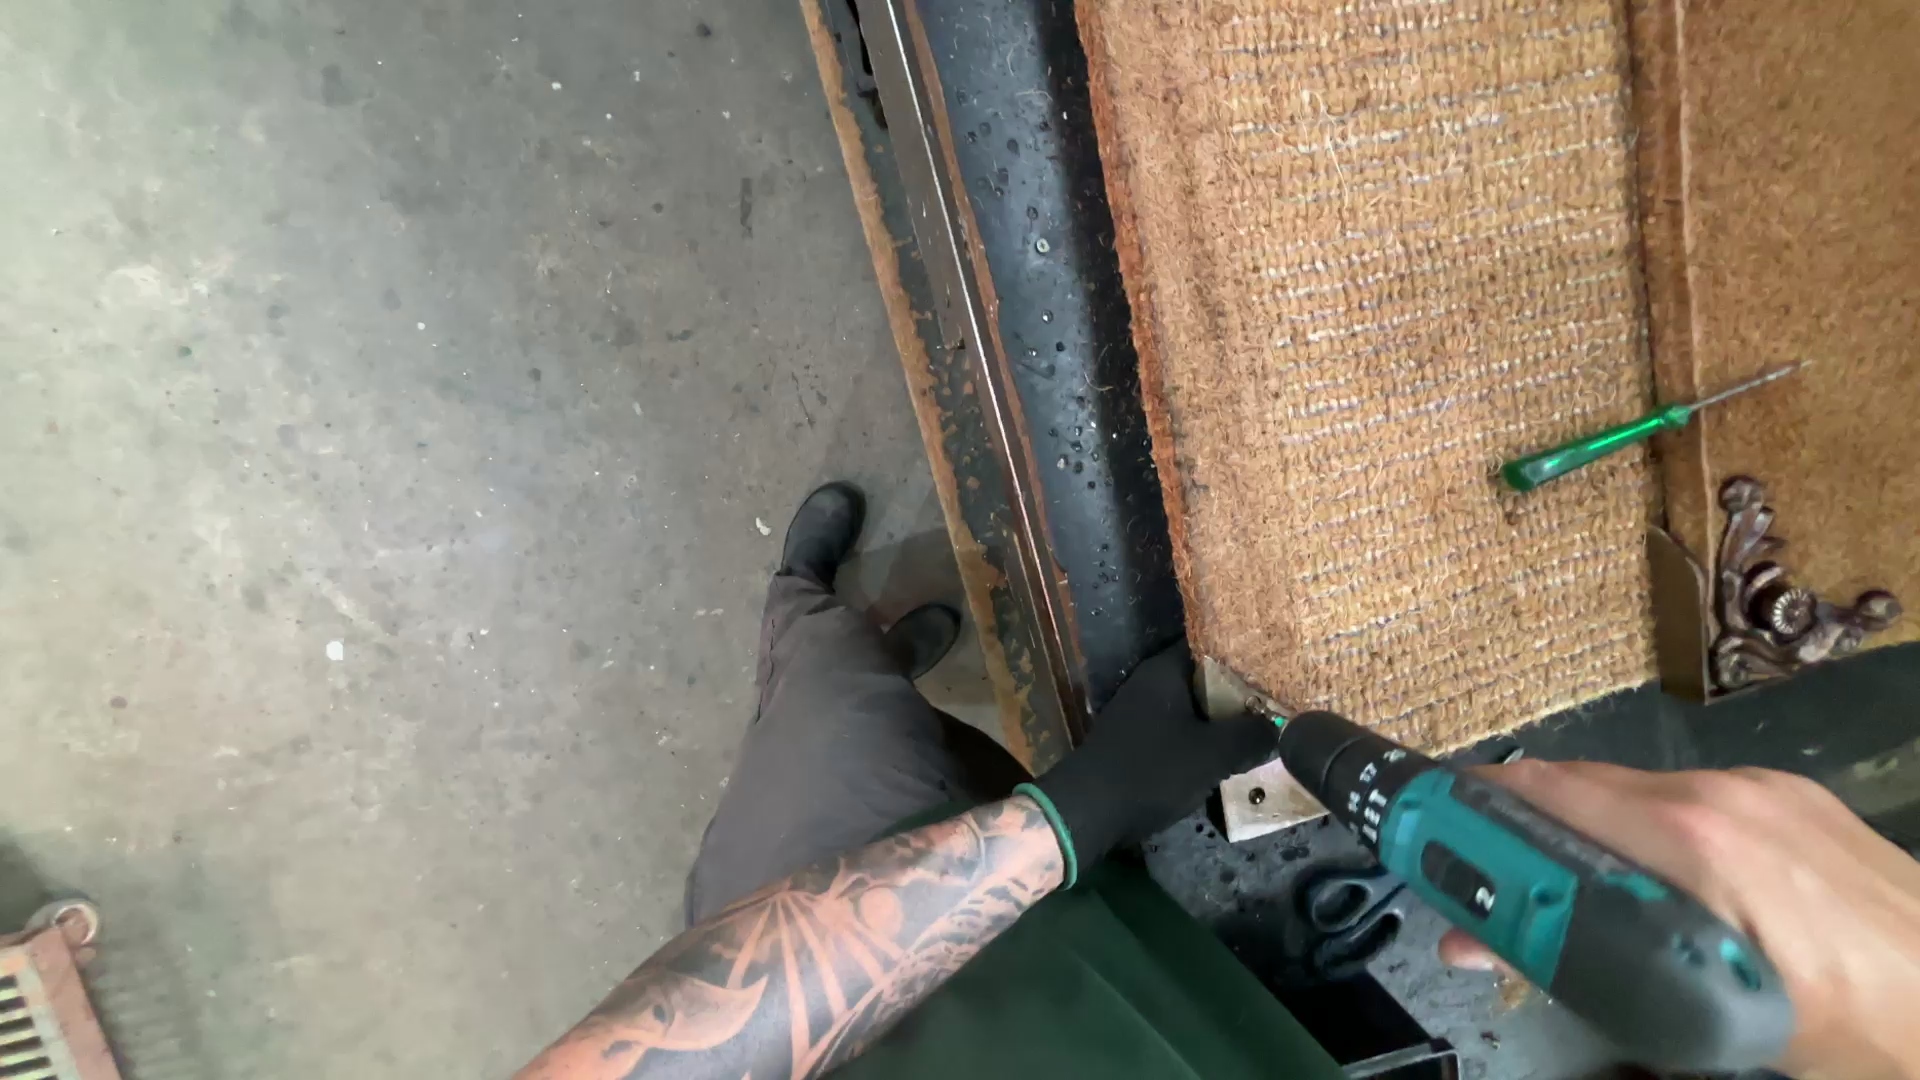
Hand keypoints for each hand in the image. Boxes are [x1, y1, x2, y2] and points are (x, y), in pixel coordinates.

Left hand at [1028, 640, 1278, 877]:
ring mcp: (1143, 712)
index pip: (1210, 646)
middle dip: (1241, 691)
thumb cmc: (1151, 770)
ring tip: (1268, 727)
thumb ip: (1249, 735)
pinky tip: (1233, 755)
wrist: (1092, 809)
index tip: (1280, 664)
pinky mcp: (1140, 740)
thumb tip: (1280, 726)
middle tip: (1283, 700)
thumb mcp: (1211, 753)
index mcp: (1164, 672)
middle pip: (1205, 678)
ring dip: (1224, 719)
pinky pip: (1181, 730)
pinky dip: (1205, 739)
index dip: (1246, 653)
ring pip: (1195, 708)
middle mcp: (1151, 684)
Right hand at [1439, 761, 1919, 1079]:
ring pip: (1627, 784)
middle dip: (1520, 811)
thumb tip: (1459, 943)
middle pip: (1577, 781)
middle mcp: (1720, 793)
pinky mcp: (1792, 791)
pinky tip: (1654, 867)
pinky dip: (1642, 819)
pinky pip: (1681, 792)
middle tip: (1482, 851)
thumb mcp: (1703, 1020)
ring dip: (1582, 817)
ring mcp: (1763, 786)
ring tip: (1566, 867)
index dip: (1476, 799)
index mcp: (1697, 842)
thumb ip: (1571, 969)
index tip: (1431, 818)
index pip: (1546, 790)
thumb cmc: (1859, 1033)